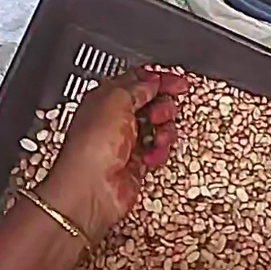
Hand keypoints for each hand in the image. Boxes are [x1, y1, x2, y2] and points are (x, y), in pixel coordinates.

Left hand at [38, 68, 187, 238]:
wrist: (91, 189)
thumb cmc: (93, 146)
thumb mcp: (116, 101)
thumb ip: (137, 87)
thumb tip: (153, 82)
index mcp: (106, 99)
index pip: (137, 81)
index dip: (159, 80)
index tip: (179, 82)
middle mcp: (116, 119)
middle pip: (152, 104)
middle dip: (163, 107)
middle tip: (161, 114)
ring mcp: (128, 142)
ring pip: (159, 127)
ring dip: (164, 131)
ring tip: (158, 137)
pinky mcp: (137, 163)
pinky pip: (158, 150)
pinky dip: (159, 152)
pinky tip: (151, 157)